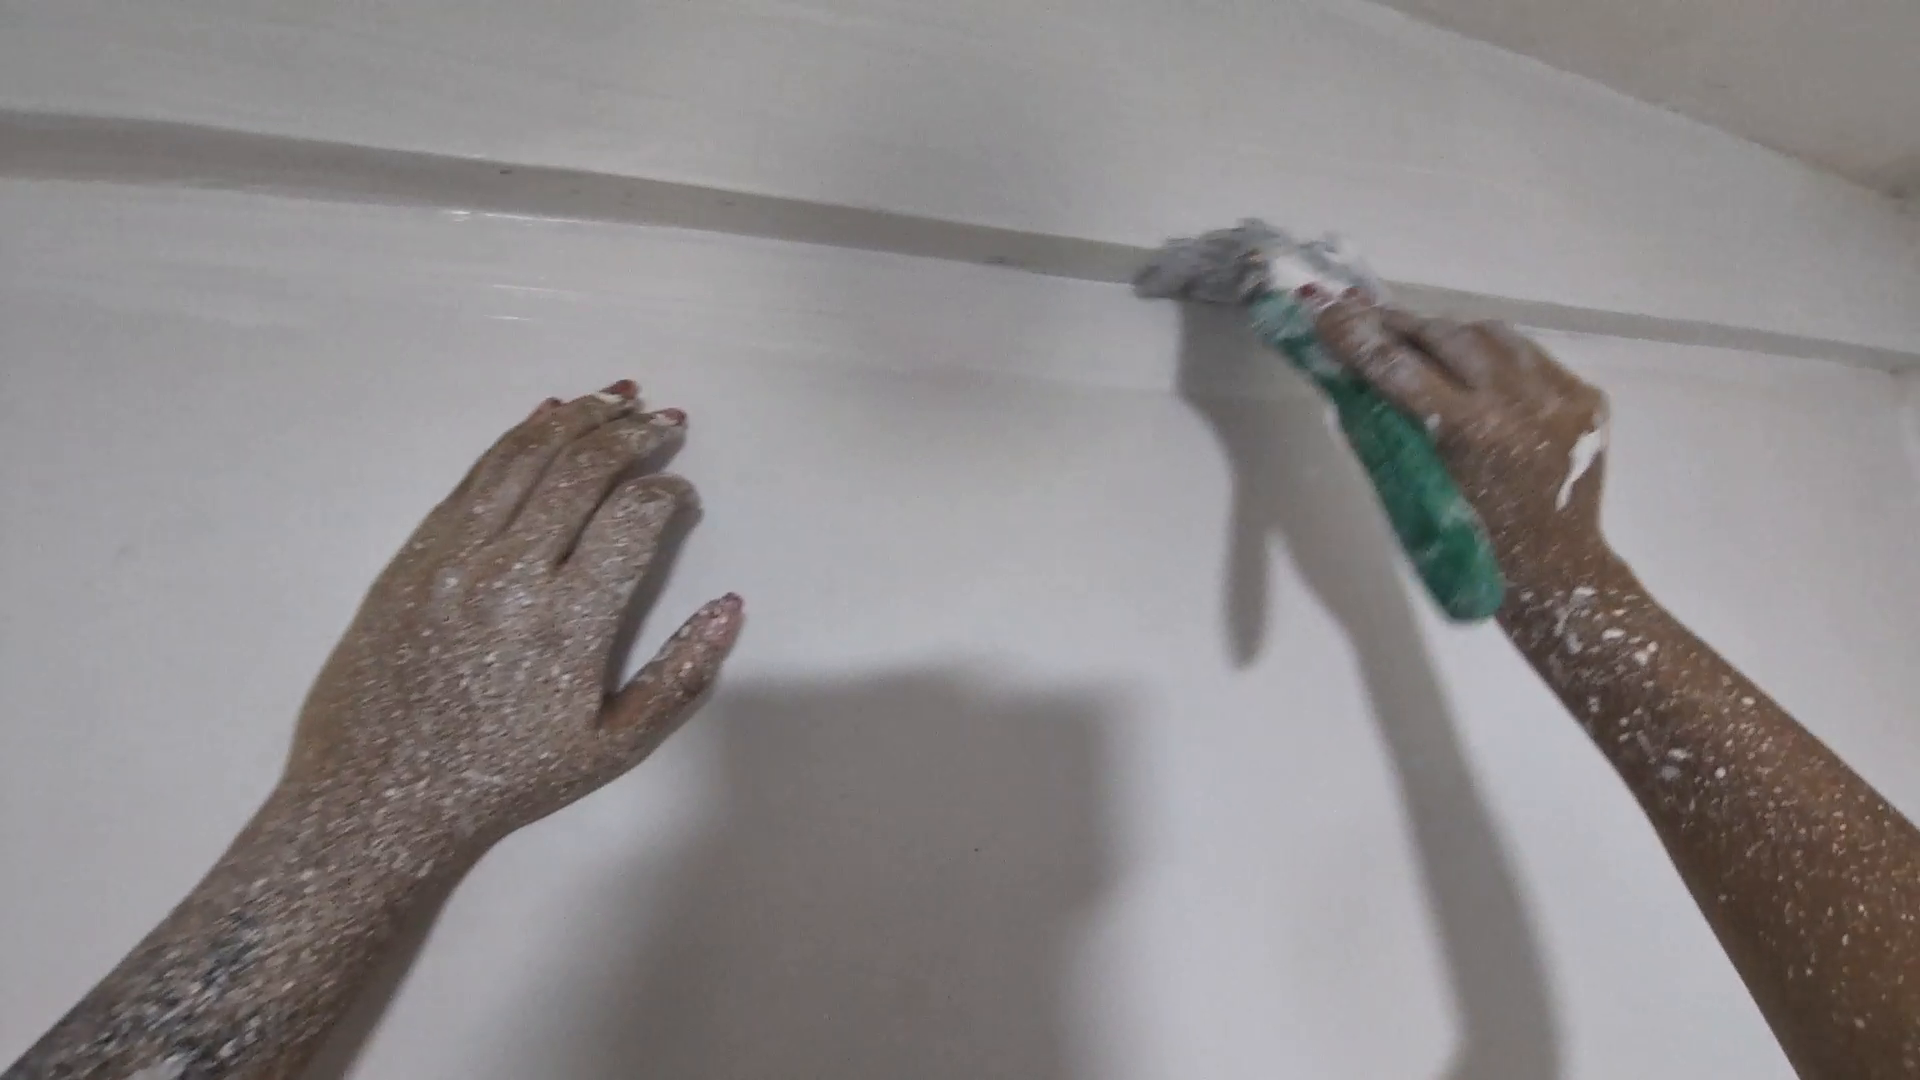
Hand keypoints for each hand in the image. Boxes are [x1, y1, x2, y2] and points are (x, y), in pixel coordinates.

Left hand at [283, 381, 741, 854]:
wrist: (373, 806)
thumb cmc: (509, 777)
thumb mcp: (616, 745)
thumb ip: (682, 674)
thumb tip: (732, 606)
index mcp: (570, 621)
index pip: (634, 518)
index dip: (670, 492)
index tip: (684, 496)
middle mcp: (512, 573)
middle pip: (582, 472)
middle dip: (633, 435)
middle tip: (666, 419)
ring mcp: (454, 558)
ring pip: (525, 460)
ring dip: (579, 418)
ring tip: (617, 395)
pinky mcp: (413, 556)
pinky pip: (472, 477)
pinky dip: (516, 437)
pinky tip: (546, 415)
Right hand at [1315, 299, 1610, 591]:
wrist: (1553, 563)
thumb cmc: (1463, 540)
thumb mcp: (1411, 486)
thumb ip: (1383, 429)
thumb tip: (1349, 379)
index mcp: (1469, 433)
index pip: (1398, 367)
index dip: (1356, 336)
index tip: (1326, 308)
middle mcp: (1520, 403)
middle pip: (1446, 337)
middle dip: (1398, 323)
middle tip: (1360, 312)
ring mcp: (1560, 395)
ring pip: (1489, 334)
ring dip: (1443, 333)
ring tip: (1412, 336)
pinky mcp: (1585, 395)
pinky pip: (1526, 354)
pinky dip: (1488, 353)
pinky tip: (1468, 365)